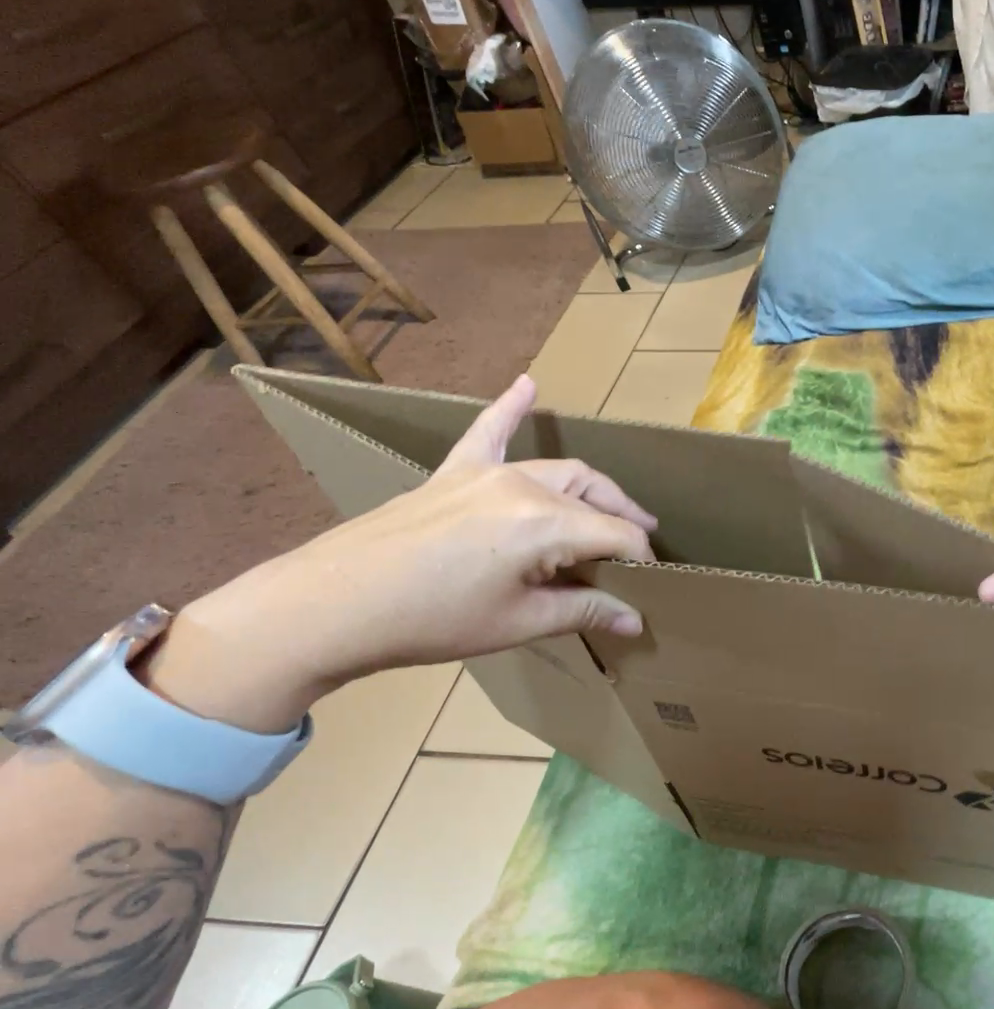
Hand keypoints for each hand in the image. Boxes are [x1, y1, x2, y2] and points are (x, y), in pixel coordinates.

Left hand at [140, 375, 656, 732]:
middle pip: (595, 494)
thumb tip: (634, 618)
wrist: (329, 607)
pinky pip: (487, 433)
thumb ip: (584, 611)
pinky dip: (509, 409)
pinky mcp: (451, 474)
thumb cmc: (431, 622)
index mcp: (545, 524)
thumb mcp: (519, 623)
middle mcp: (524, 486)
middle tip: (640, 546)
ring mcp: (485, 473)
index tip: (649, 582)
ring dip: (592, 489)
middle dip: (625, 518)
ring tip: (613, 508)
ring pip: (560, 470)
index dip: (640, 557)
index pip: (616, 533)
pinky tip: (527, 384)